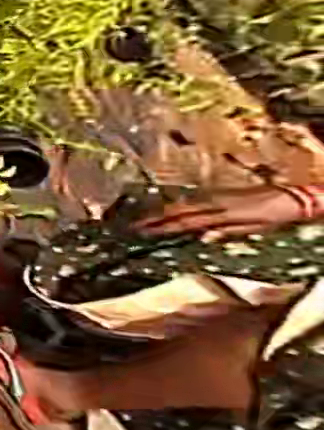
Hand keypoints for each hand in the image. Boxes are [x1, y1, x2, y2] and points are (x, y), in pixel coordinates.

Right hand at [135, 185, 314, 240]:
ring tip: (141, 218)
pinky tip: (164, 208)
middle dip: (152, 217)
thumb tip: (203, 237)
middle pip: (175, 210)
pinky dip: (171, 205)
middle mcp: (213, 203)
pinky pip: (187, 199)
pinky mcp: (215, 192)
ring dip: (157, 210)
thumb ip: (228, 231)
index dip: (163, 227)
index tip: (143, 232)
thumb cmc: (279, 216)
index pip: (185, 222)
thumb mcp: (258, 227)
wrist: (296, 197)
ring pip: (178, 203)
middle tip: (132, 225)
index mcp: (222, 214)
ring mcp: (212, 195)